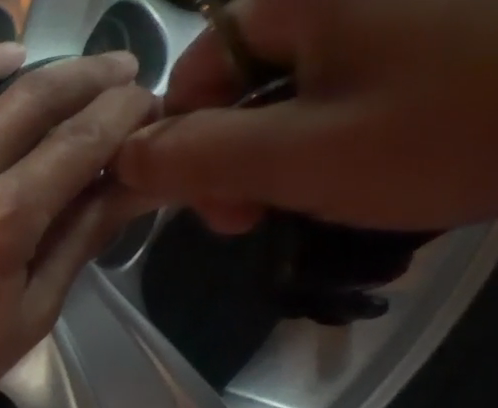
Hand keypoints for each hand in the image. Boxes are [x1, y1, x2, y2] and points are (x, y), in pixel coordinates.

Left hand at [0, 46, 154, 407]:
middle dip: (81, 76)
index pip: (82, 136)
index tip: (142, 102)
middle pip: (24, 99)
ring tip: (14, 56)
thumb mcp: (28, 317)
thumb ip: (79, 238)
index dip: (125, 110)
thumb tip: (132, 181)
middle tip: (108, 70)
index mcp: (0, 219)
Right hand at [115, 0, 497, 233]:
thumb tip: (121, 156)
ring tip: (338, 191)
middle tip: (274, 212)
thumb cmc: (461, 125)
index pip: (192, 76)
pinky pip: (367, 76)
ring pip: (305, 85)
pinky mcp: (449, 30)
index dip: (187, 150)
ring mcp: (404, 11)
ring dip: (299, 149)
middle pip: (247, 80)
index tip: (227, 211)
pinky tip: (388, 158)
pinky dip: (359, 125)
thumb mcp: (300, 158)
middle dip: (244, 155)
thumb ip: (190, 159)